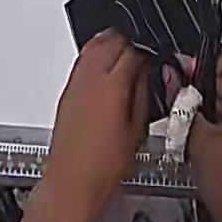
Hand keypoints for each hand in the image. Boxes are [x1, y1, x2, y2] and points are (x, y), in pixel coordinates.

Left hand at [41, 30, 146, 220]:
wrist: (72, 181)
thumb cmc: (102, 165)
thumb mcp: (137, 128)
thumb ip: (144, 93)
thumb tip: (149, 74)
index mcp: (113, 85)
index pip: (133, 50)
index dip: (148, 50)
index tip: (154, 56)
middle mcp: (91, 78)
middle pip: (113, 40)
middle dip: (131, 41)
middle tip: (143, 51)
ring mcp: (76, 82)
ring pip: (94, 44)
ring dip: (111, 42)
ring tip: (125, 51)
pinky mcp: (67, 90)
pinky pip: (82, 58)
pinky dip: (95, 52)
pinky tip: (103, 61)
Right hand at [189, 52, 221, 221]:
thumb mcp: (198, 138)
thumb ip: (183, 103)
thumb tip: (172, 76)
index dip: (205, 62)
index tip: (186, 71)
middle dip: (199, 86)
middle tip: (180, 98)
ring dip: (201, 103)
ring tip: (188, 120)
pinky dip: (207, 118)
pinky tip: (195, 132)